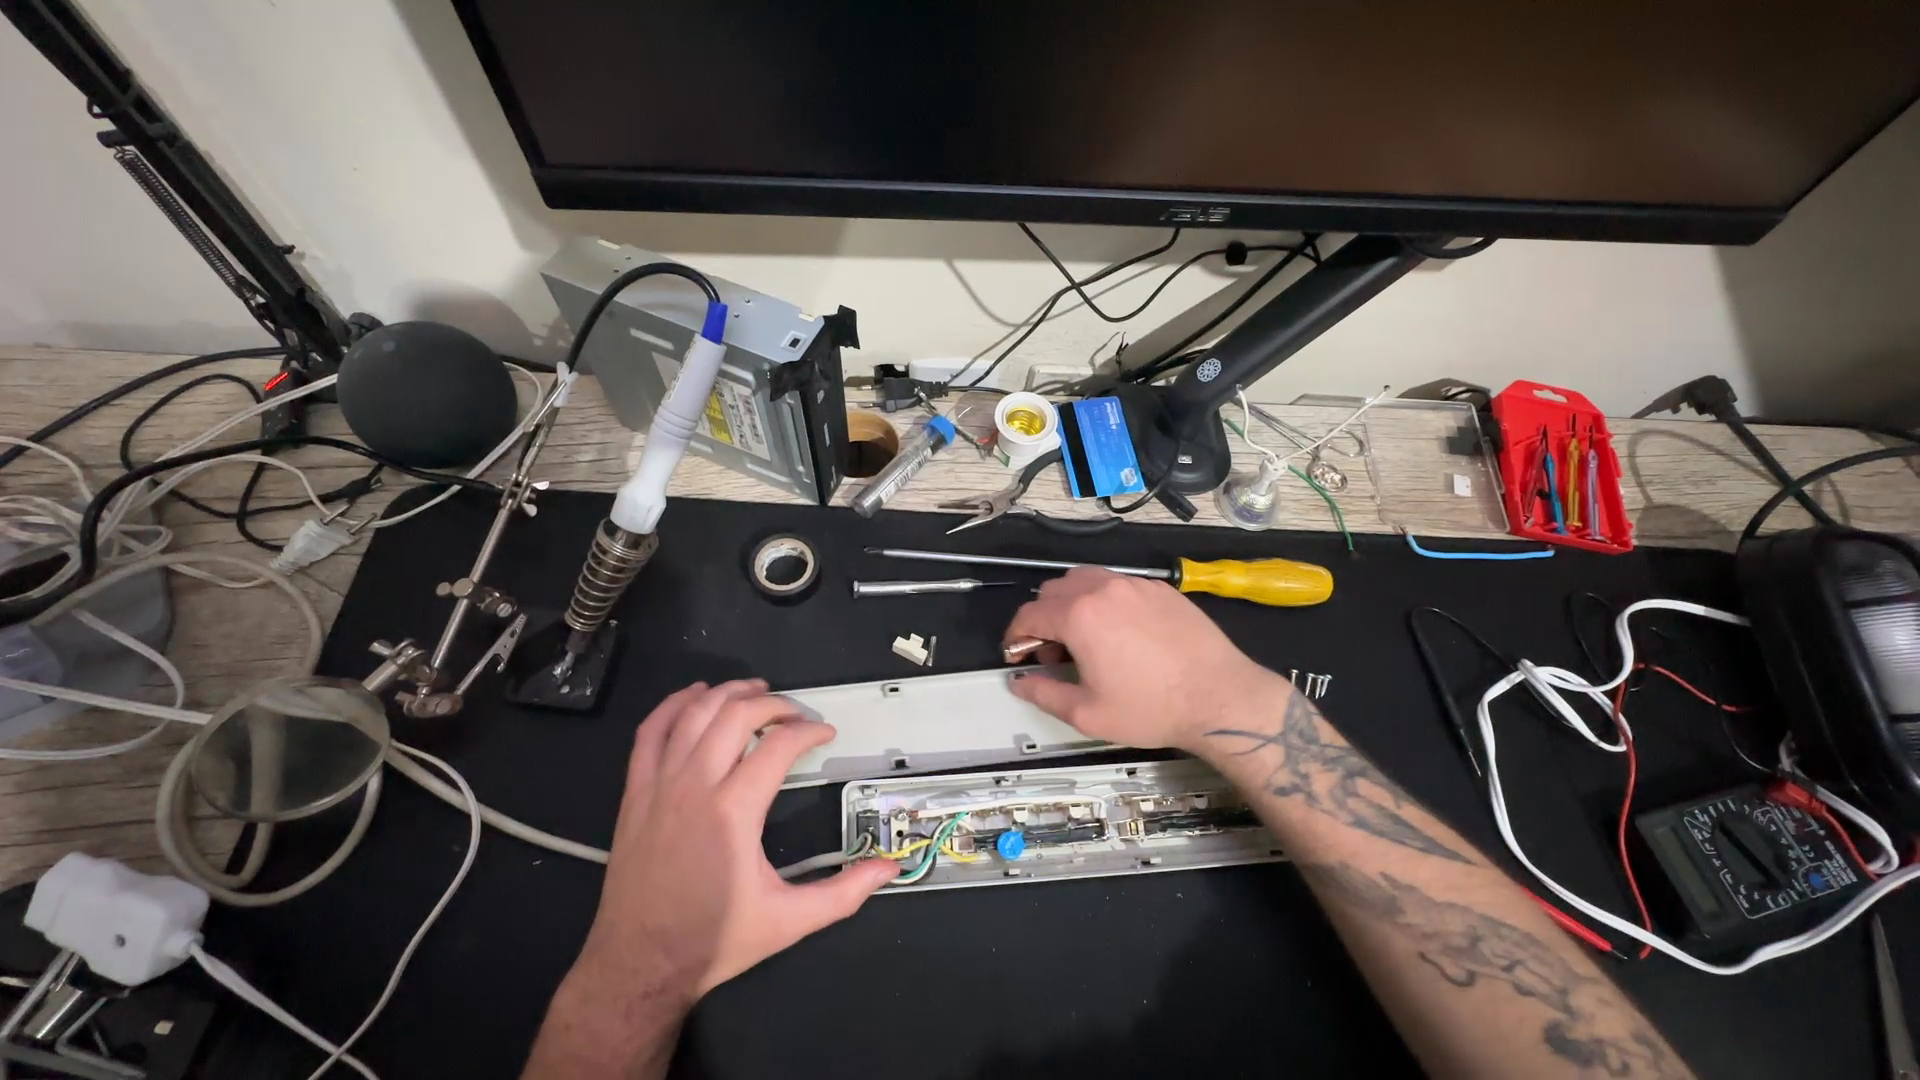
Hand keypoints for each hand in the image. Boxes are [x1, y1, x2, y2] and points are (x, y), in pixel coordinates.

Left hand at [564, 679, 896, 1007]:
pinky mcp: (635, 794)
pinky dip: (673, 706)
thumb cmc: (714, 939)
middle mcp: (694, 786)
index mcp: (733, 811)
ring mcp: (659, 786)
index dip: (808, 732)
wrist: (639, 963)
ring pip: (694, 715)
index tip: (825, 734)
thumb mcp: (788, 921)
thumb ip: (843, 892)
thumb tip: (888, 869)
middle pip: (736, 716)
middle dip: (773, 704)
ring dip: (727, 694)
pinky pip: (649, 733)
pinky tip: (694, 697)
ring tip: (754, 691)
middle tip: (796, 714)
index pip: (778, 746)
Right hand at [1003, 567, 1278, 750]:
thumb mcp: (1088, 713)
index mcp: (1079, 616)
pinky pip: (1119, 585)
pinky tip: (1121, 634)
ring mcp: (1135, 585)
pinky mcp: (1161, 589)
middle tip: (1055, 654)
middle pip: (1054, 590)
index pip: (1030, 614)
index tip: (1017, 654)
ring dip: (1072, 603)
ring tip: (1085, 639)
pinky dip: (1105, 602)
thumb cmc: (1151, 709)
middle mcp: (1103, 589)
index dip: (1016, 636)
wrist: (1220, 696)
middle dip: (1043, 619)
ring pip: (1087, 580)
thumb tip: (1019, 681)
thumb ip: (1044, 693)